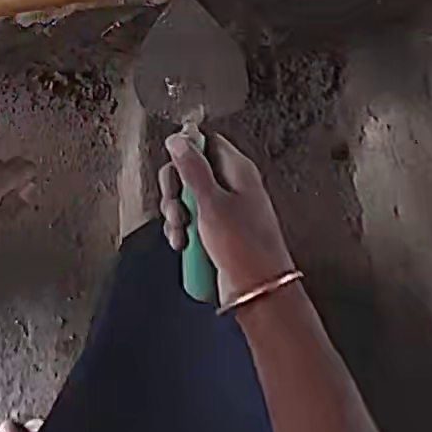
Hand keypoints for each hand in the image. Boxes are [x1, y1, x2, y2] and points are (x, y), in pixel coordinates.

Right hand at [159, 134, 294, 300]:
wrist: (257, 292)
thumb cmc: (244, 248)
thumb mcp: (211, 202)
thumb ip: (192, 168)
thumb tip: (178, 139)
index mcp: (237, 170)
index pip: (205, 141)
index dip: (185, 149)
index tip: (176, 167)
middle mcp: (231, 185)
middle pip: (189, 169)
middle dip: (175, 188)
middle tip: (177, 206)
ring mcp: (222, 207)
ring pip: (185, 195)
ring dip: (175, 212)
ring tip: (181, 229)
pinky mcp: (215, 228)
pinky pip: (188, 218)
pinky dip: (180, 229)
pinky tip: (183, 242)